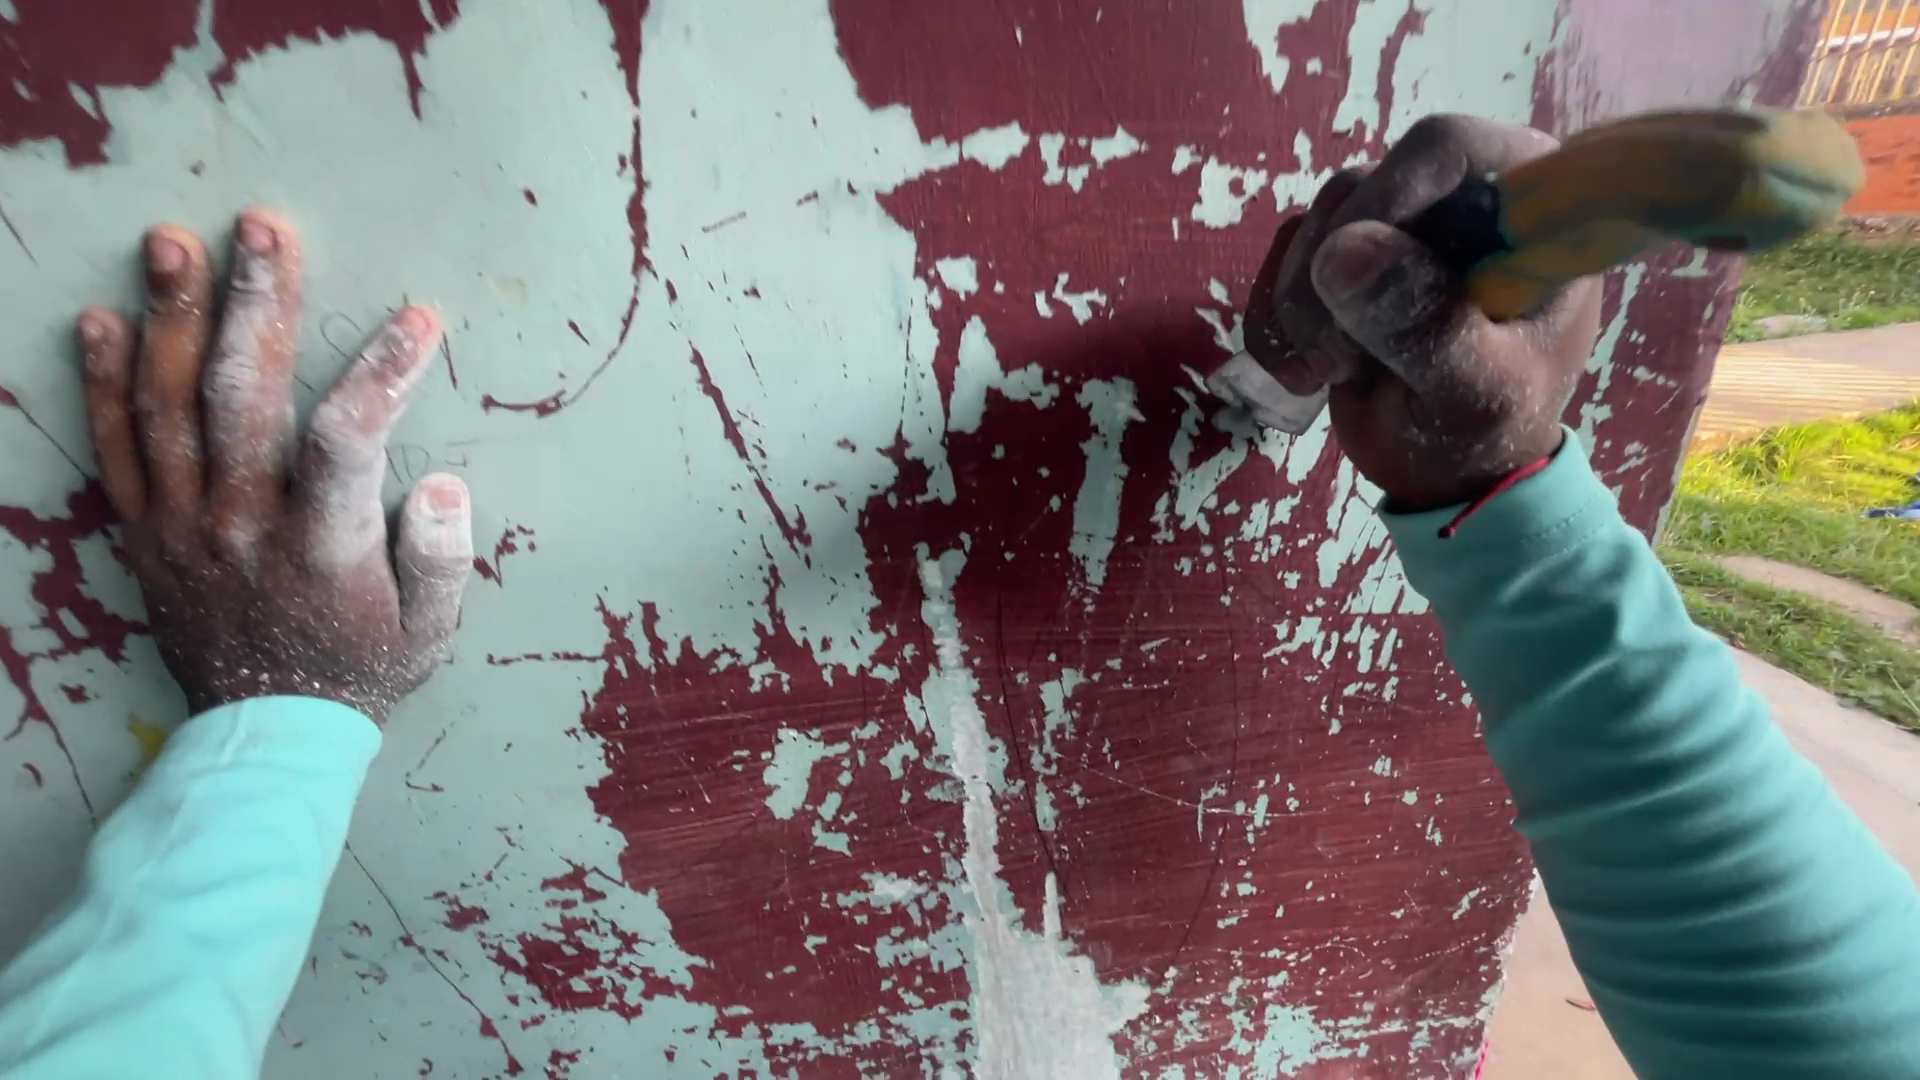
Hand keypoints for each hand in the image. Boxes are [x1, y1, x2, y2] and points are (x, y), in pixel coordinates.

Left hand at [74, 209, 471, 722]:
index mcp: (324, 545)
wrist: (272, 725)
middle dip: (259, 306)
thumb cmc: (370, 665)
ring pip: (170, 406)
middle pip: (243, 398)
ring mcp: (183, 523)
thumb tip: (446, 487)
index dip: (384, 372)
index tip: (419, 322)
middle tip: (265, 232)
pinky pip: (115, 447)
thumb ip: (443, 557)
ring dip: (176, 320)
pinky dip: (103, 381)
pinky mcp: (146, 531)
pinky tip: (104, 321)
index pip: (349, 439)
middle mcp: (243, 523)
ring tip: (177, 246)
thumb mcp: (435, 626)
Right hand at [1243, 115, 1604, 509]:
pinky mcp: (1341, 268)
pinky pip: (1278, 265)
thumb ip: (1420, 324)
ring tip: (1321, 374)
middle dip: (1323, 284)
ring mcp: (1392, 233)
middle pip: (1355, 192)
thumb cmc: (1482, 429)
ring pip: (1308, 230)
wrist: (1442, 469)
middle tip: (1335, 361)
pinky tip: (1295, 372)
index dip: (1381, 205)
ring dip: (1293, 310)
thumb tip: (1339, 253)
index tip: (1347, 286)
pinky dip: (1269, 321)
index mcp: (1520, 211)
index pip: (1443, 152)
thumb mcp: (1468, 390)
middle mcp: (1454, 203)